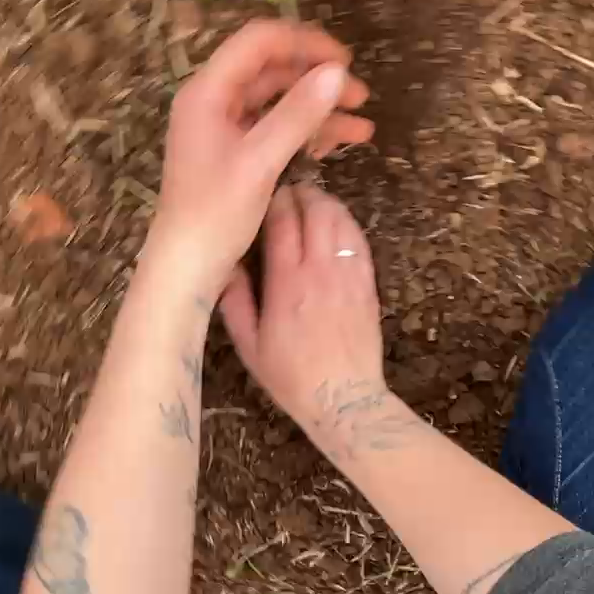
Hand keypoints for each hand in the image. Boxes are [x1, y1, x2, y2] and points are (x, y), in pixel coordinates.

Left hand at [143, 21, 373, 297]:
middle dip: (317, 82)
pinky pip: (272, 133)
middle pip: (271, 73)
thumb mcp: (259, 162)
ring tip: (361, 129)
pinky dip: (302, 136)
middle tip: (360, 97)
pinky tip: (334, 146)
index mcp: (208, 92)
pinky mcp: (233, 158)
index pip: (259, 42)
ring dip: (317, 113)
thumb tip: (337, 73)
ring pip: (277, 106)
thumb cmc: (214, 215)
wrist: (186, 268)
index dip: (305, 44)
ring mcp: (223, 132)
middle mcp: (213, 103)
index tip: (345, 62)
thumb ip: (297, 114)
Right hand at [221, 183, 397, 453]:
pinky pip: (359, 239)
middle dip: (300, 194)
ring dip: (324, 204)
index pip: (283, 220)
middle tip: (287, 195)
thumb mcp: (249, 346)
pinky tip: (335, 226)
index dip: (274, 200)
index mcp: (287, 283)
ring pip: (340, 218)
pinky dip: (346, 223)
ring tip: (310, 205)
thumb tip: (226, 267)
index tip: (264, 198)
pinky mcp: (368, 284)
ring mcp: (349, 275)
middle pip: (314, 209)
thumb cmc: (291, 377)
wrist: (344, 399)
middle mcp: (321, 271)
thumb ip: (235, 303)